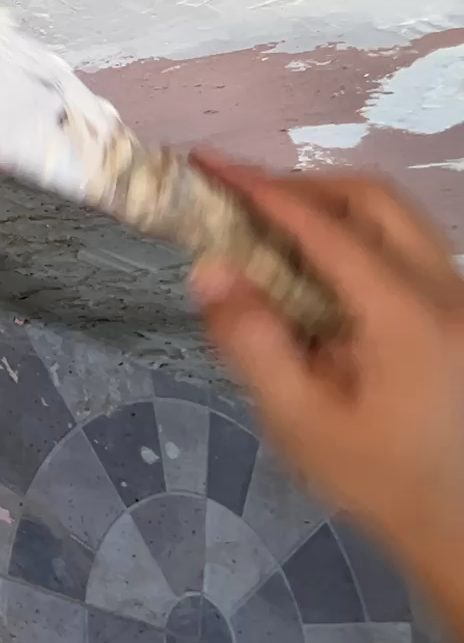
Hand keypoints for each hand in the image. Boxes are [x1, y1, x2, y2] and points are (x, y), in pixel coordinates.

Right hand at [191, 155, 463, 587]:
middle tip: (230, 196)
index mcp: (409, 319)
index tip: (204, 164)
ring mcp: (459, 306)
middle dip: (295, 185)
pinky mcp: (455, 319)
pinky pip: (397, 250)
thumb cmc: (378, 477)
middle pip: (374, 202)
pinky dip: (338, 236)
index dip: (258, 188)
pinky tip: (297, 268)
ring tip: (254, 226)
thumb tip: (208, 266)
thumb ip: (251, 340)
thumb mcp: (298, 417)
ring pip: (391, 222)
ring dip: (318, 208)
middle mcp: (448, 298)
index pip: (324, 227)